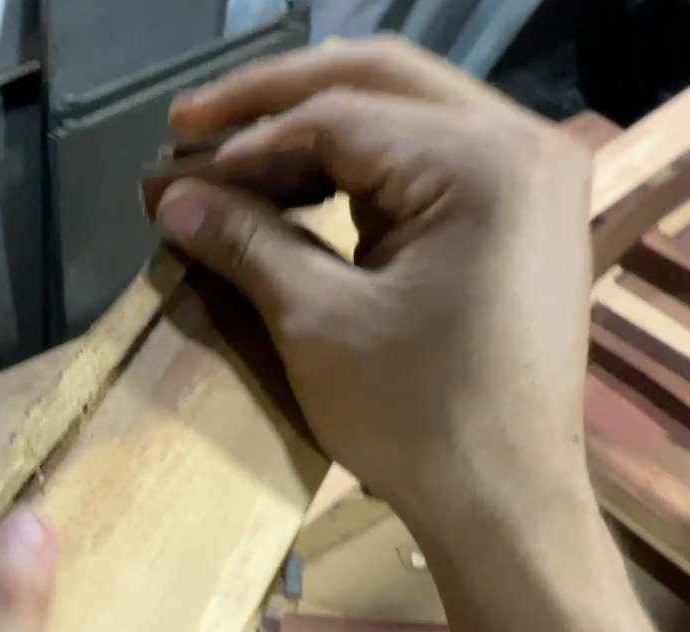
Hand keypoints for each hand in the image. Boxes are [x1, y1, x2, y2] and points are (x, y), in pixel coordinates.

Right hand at [152, 39, 595, 537]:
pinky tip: (288, 188)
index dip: (244, 140)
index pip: (340, 114)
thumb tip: (171, 198)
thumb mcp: (316, 322)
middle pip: (377, 80)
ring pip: (396, 114)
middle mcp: (516, 143)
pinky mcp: (505, 214)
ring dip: (305, 129)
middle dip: (273, 97)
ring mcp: (518, 176)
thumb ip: (245, 244)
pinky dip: (343, 169)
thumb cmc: (411, 414)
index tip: (171, 170)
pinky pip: (412, 164)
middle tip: (186, 121)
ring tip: (225, 155)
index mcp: (481, 162)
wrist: (499, 493)